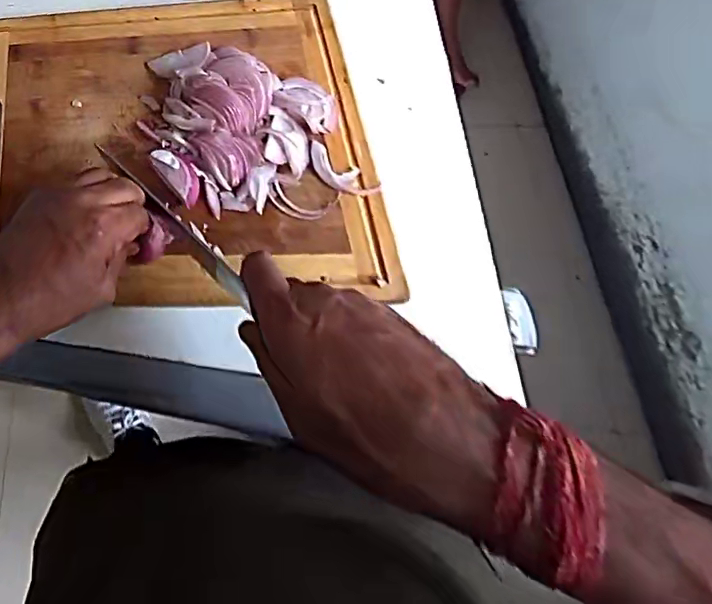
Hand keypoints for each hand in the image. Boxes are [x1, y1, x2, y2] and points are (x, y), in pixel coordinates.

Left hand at [0, 168, 151, 348]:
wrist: (2, 295)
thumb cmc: (46, 300)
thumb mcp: (101, 289)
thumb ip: (121, 259)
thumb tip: (129, 246)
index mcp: (103, 227)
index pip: (140, 214)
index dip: (145, 230)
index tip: (141, 240)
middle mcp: (83, 202)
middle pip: (125, 186)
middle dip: (132, 206)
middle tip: (129, 226)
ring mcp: (60, 193)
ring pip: (100, 174)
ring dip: (110, 192)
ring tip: (108, 214)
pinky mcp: (41, 194)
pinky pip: (73, 181)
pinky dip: (84, 191)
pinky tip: (82, 213)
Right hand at [237, 252, 501, 535]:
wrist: (461, 445)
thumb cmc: (380, 439)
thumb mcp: (298, 415)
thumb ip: (268, 363)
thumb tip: (257, 338)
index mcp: (291, 321)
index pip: (255, 267)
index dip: (250, 283)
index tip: (252, 305)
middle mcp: (325, 300)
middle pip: (290, 290)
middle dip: (290, 321)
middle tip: (299, 364)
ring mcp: (362, 305)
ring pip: (324, 305)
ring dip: (324, 331)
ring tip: (341, 381)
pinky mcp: (392, 315)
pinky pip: (356, 317)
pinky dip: (355, 339)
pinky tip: (370, 381)